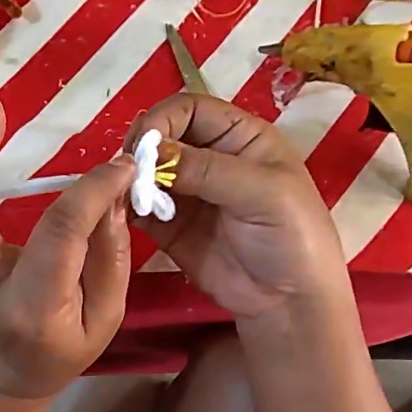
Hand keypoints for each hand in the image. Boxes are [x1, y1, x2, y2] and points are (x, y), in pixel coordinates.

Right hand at [126, 95, 348, 319]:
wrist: (288, 302)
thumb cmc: (291, 237)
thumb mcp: (261, 193)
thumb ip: (206, 170)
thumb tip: (151, 152)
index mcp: (240, 138)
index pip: (190, 109)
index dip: (162, 120)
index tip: (142, 146)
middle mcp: (210, 159)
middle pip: (162, 138)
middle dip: (141, 151)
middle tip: (127, 173)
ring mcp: (188, 195)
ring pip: (147, 173)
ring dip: (130, 180)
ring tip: (121, 195)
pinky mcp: (171, 229)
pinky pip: (141, 209)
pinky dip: (126, 208)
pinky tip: (120, 213)